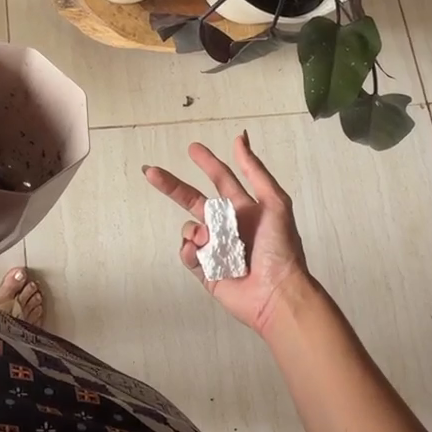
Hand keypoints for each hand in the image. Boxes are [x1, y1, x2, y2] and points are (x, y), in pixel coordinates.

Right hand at [143, 132, 313, 336]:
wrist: (278, 294)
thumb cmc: (281, 248)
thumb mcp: (275, 202)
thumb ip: (254, 170)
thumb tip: (240, 137)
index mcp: (243, 209)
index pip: (221, 179)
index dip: (207, 163)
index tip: (192, 149)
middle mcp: (225, 226)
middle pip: (191, 200)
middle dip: (171, 186)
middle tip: (151, 172)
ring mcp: (213, 247)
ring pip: (188, 227)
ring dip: (194, 229)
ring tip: (208, 240)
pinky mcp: (205, 269)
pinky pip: (187, 252)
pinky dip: (190, 250)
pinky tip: (202, 254)